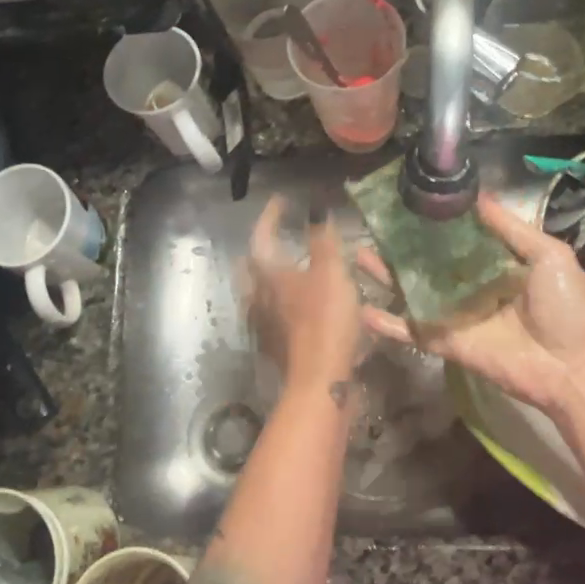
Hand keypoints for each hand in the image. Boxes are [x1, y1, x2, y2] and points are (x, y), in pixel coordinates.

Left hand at [247, 195, 363, 402]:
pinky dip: (286, 302)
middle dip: (266, 249)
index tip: (281, 201)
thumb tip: (315, 207)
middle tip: (280, 237)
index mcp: (267, 274)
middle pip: (253, 266)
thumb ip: (323, 239)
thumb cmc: (324, 321)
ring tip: (294, 269)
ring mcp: (264, 324)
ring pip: (262, 292)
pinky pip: (276, 315)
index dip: (270, 216)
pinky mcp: (277, 346)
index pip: (261, 236)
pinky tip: (303, 304)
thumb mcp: (331, 273)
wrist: (320, 382)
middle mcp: (258, 297)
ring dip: (275, 277)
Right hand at [358, 193, 584, 412]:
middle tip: (374, 223)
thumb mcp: (547, 255)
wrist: (572, 367)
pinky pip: (413, 330)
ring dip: (387, 275)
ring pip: (413, 291)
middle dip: (401, 243)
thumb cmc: (565, 307)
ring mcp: (456, 314)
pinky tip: (363, 310)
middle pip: (428, 260)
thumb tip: (474, 196)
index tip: (409, 198)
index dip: (436, 218)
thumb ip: (509, 227)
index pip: (458, 235)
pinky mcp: (447, 343)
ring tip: (358, 254)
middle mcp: (470, 284)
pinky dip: (389, 324)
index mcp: (495, 261)